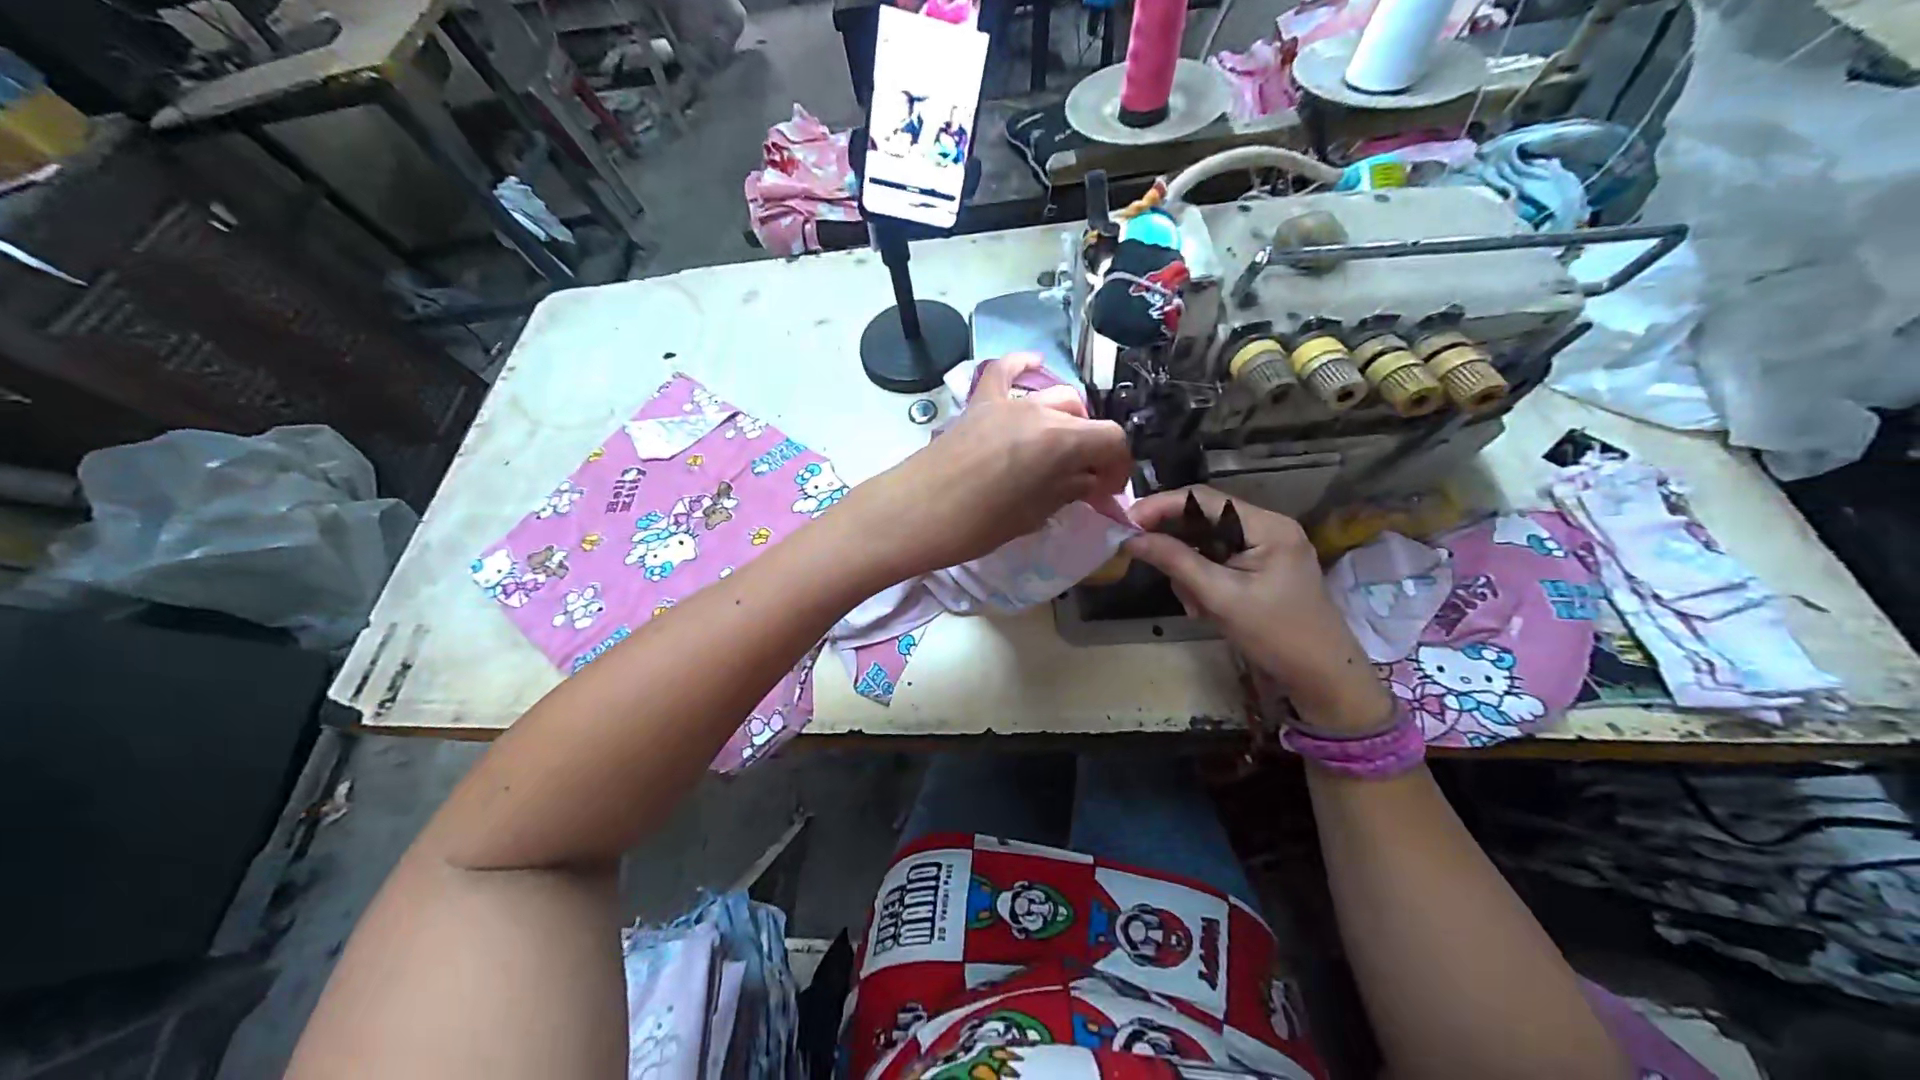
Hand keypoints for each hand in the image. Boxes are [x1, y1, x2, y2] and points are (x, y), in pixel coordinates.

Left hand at [852, 353, 1132, 578]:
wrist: (911, 516)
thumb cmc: (975, 526)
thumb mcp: (1032, 516)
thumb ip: (1067, 491)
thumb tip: (1087, 483)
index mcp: (1060, 441)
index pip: (1112, 440)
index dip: (1118, 468)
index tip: (1106, 494)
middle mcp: (1038, 411)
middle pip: (1084, 419)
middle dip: (1091, 450)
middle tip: (1081, 483)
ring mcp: (1006, 403)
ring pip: (1053, 398)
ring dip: (1066, 423)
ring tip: (1057, 453)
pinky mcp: (978, 404)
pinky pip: (1004, 372)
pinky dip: (1022, 367)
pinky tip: (1034, 364)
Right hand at [1125, 487, 1393, 735]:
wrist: (1323, 677)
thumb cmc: (1276, 635)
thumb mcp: (1220, 598)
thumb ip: (1176, 562)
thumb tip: (1132, 539)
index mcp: (1267, 526)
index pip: (1203, 499)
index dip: (1161, 506)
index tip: (1127, 523)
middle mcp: (1269, 527)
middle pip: (1204, 518)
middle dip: (1175, 544)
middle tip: (1144, 561)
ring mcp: (1267, 548)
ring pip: (1208, 542)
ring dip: (1189, 569)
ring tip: (1192, 604)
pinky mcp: (1263, 568)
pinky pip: (1220, 560)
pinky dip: (1203, 580)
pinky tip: (1202, 607)